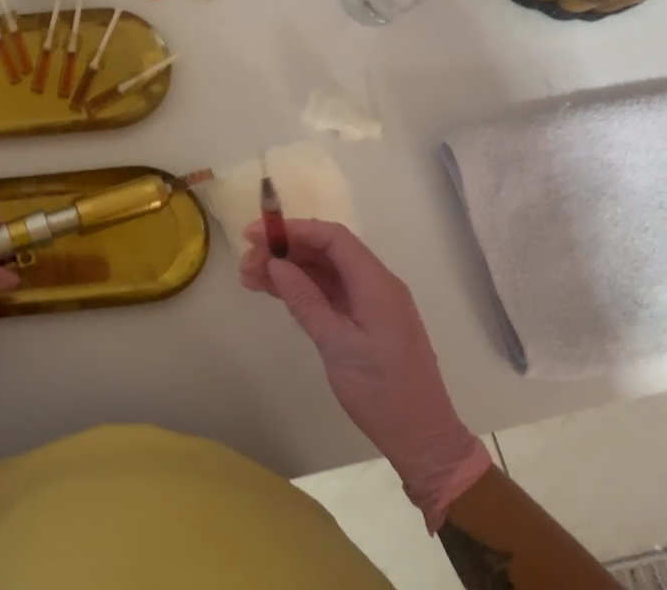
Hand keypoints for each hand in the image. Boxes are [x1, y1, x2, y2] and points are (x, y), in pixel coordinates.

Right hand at [241, 218, 491, 528]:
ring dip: (287, 269)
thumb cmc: (381, 391)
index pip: (332, 237)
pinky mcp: (364, 320)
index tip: (253, 236)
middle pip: (325, 250)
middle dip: (283, 250)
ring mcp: (371, 302)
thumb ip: (305, 300)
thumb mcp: (337, 345)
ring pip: (323, 270)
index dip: (291, 230)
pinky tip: (273, 292)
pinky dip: (300, 287)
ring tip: (250, 280)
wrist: (421, 436)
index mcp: (377, 284)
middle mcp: (376, 285)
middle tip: (246, 266)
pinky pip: (329, 290)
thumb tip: (276, 264)